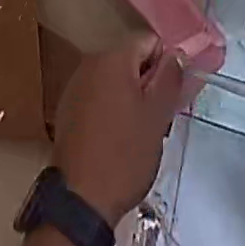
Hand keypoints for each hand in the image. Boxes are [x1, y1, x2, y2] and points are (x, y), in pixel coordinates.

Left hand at [50, 34, 185, 222]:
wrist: (79, 203)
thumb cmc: (124, 154)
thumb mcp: (158, 114)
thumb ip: (171, 76)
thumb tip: (177, 54)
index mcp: (112, 58)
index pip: (151, 42)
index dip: (167, 65)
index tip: (171, 95)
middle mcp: (89, 64)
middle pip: (132, 60)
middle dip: (149, 82)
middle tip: (159, 116)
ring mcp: (74, 88)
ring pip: (116, 80)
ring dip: (132, 97)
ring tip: (140, 131)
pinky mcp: (67, 112)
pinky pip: (99, 98)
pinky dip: (113, 109)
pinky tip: (118, 139)